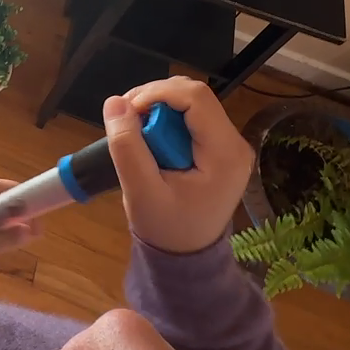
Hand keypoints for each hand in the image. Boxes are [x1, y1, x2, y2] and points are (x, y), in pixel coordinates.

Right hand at [103, 77, 253, 254]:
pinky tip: (148, 137)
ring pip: (189, 99)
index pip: (195, 97)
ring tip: (135, 131)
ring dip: (156, 104)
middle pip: (192, 93)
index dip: (157, 93)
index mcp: (225, 154)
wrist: (187, 256)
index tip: (128, 112)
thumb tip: (115, 102)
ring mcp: (228, 143)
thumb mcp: (141, 191)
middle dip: (154, 97)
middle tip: (126, 120)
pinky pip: (189, 112)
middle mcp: (234, 142)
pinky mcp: (217, 145)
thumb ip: (127, 146)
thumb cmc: (166, 228)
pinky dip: (163, 115)